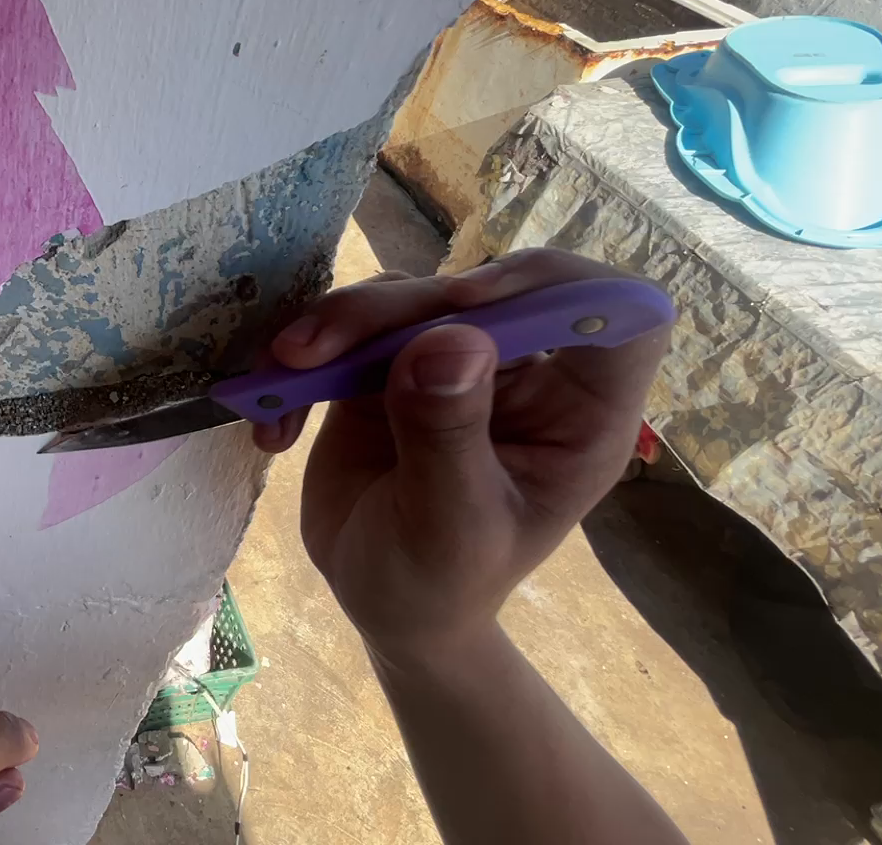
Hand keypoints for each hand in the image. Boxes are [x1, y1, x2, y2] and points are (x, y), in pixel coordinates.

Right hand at [252, 249, 669, 663]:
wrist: (378, 597)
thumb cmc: (438, 580)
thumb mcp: (449, 525)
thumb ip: (449, 435)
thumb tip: (448, 340)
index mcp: (572, 412)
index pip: (608, 310)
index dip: (546, 283)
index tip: (463, 302)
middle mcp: (513, 374)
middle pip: (462, 293)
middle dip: (381, 312)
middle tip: (306, 354)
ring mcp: (440, 367)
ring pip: (393, 302)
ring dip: (327, 331)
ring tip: (278, 380)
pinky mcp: (379, 372)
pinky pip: (339, 336)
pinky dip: (294, 370)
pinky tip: (272, 427)